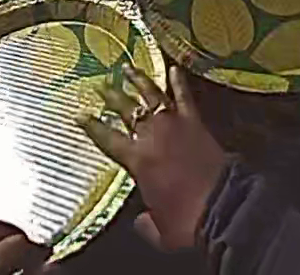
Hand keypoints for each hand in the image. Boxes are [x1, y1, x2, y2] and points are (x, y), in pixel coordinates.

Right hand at [81, 64, 229, 251]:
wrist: (220, 206)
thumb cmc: (185, 220)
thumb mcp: (160, 232)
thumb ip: (145, 223)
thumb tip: (140, 219)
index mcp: (138, 160)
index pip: (108, 139)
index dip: (92, 127)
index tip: (80, 114)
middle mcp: (152, 135)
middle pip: (128, 110)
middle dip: (113, 96)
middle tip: (102, 83)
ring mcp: (173, 123)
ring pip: (152, 95)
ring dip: (139, 79)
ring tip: (128, 67)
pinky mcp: (194, 119)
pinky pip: (183, 96)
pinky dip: (178, 81)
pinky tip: (173, 68)